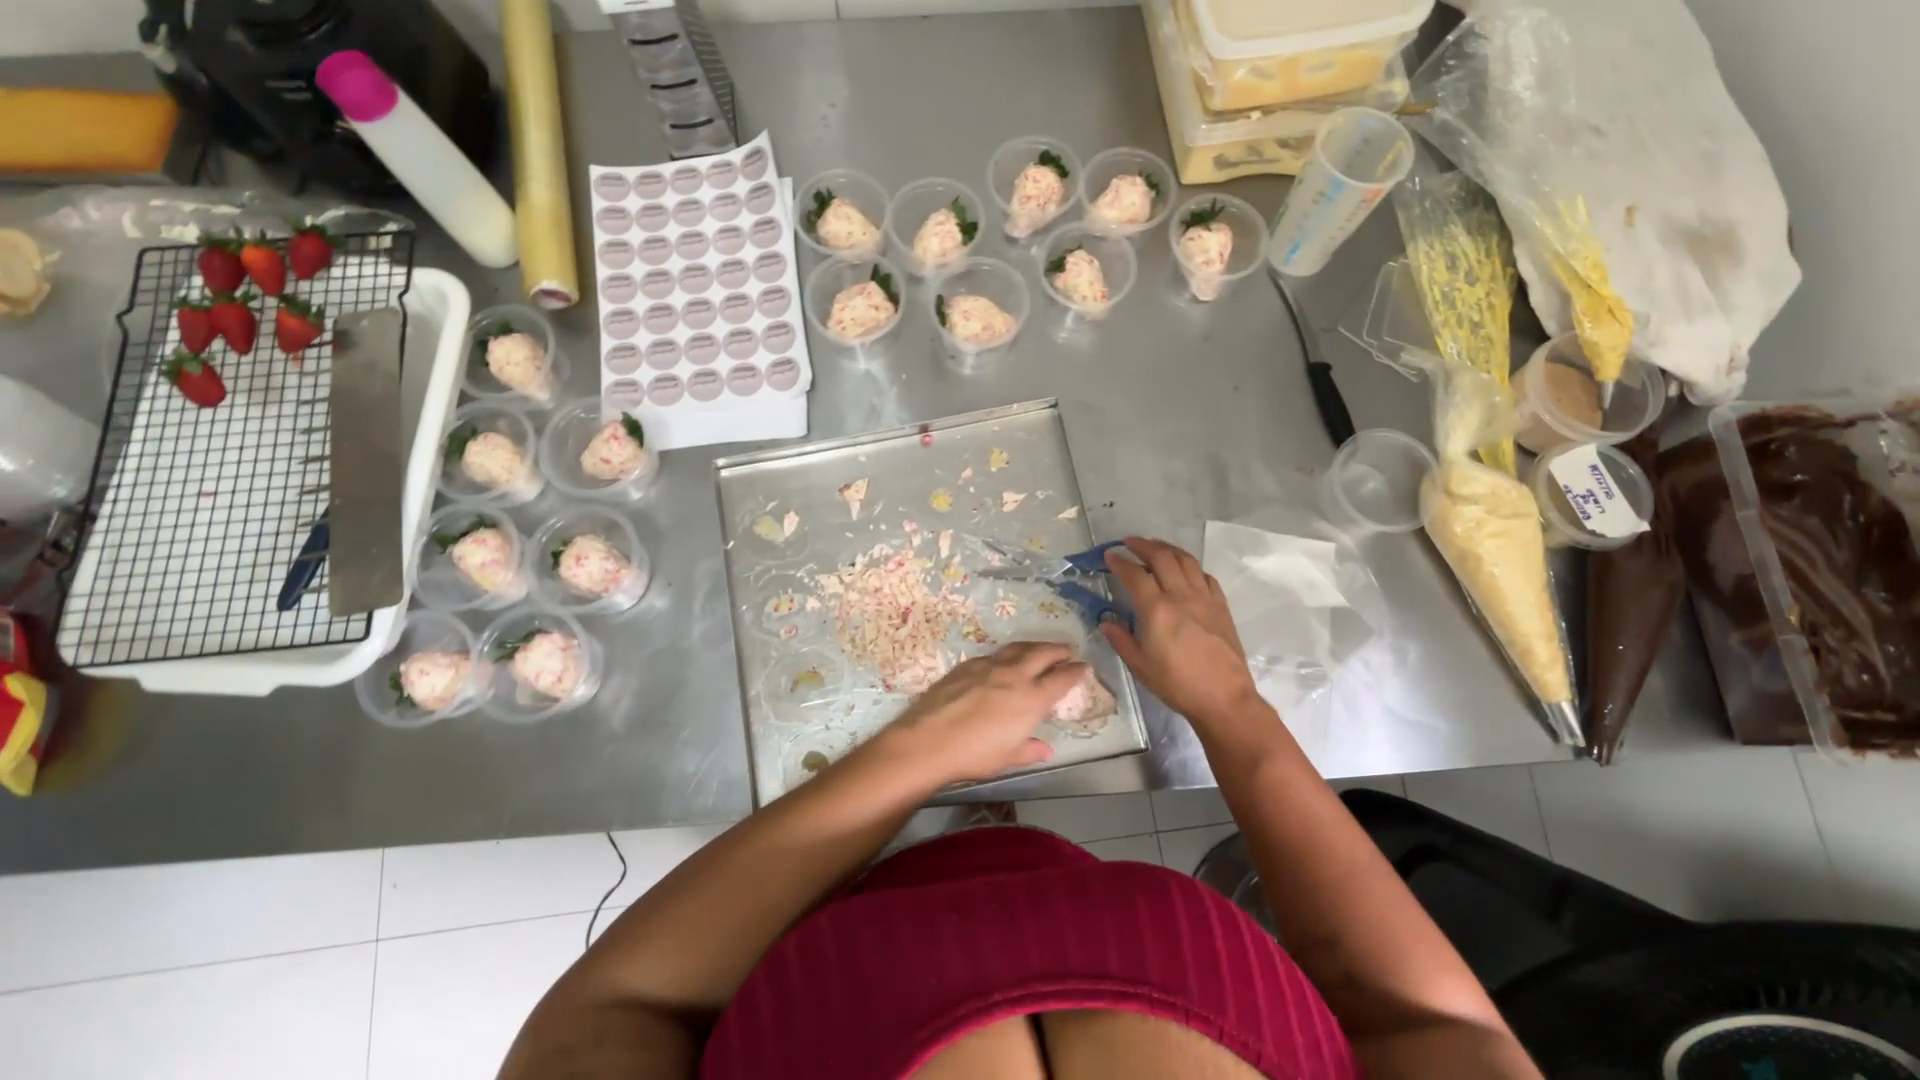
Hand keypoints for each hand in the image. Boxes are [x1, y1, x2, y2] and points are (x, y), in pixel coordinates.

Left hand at [873, 642, 1085, 785]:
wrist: (928, 740)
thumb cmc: (974, 754)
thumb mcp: (1007, 758)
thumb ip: (1029, 750)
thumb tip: (1046, 749)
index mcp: (1031, 699)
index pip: (1061, 679)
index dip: (1075, 671)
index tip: (1083, 667)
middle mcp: (1014, 675)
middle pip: (1042, 653)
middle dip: (1058, 650)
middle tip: (1067, 650)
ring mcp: (988, 666)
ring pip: (1017, 648)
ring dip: (1034, 646)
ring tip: (1039, 649)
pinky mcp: (966, 665)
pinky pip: (993, 655)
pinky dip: (1006, 655)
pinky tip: (1002, 662)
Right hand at [1101, 537, 1263, 725]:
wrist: (1224, 697)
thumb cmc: (1177, 684)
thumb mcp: (1140, 666)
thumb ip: (1121, 639)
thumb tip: (1106, 622)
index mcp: (1157, 609)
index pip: (1135, 575)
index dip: (1120, 562)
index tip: (1110, 556)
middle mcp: (1181, 596)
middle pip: (1162, 557)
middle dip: (1144, 545)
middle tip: (1130, 542)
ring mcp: (1205, 598)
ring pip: (1186, 561)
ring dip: (1168, 549)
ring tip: (1156, 547)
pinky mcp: (1221, 606)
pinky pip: (1205, 576)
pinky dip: (1191, 567)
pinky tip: (1185, 571)